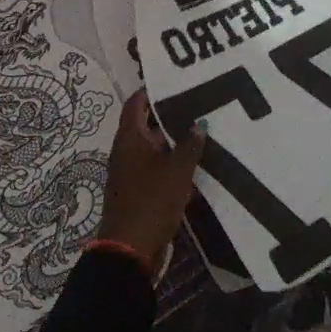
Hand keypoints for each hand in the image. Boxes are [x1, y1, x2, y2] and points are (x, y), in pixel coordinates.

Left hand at [97, 89, 205, 270]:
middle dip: (170, 114)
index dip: (153, 89)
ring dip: (175, 141)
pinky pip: (157, 168)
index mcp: (130, 138)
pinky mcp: (139, 192)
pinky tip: (197, 164)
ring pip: (155, 148)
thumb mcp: (177, 170)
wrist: (130, 251)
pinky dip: (173, 164)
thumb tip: (199, 123)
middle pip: (146, 124)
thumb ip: (190, 144)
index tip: (176, 80)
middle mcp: (127, 150)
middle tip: (199, 103)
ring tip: (203, 130)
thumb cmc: (151, 202)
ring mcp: (132, 172)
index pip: (136, 103)